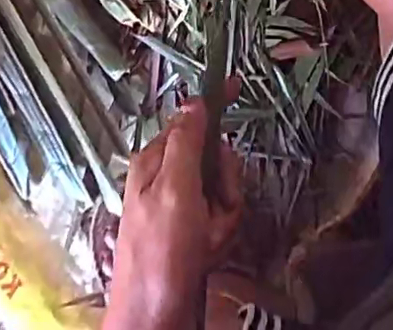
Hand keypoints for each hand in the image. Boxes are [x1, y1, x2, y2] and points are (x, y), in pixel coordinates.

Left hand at [104, 99, 242, 329]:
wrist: (156, 322)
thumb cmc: (161, 252)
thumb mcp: (174, 187)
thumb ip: (186, 140)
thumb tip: (194, 99)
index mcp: (156, 160)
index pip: (191, 118)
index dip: (214, 103)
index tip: (237, 85)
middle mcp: (166, 178)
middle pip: (214, 154)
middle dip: (224, 180)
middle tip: (214, 206)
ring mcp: (179, 206)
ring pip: (223, 185)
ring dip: (225, 210)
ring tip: (208, 237)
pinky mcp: (191, 231)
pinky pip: (221, 214)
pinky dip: (223, 231)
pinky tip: (210, 249)